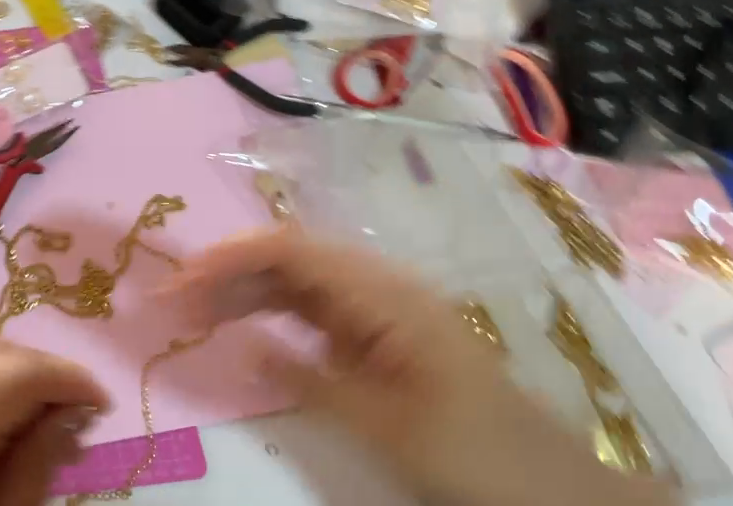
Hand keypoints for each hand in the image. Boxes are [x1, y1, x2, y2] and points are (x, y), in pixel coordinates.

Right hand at [167, 228, 676, 505]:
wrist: (560, 495)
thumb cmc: (478, 456)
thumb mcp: (390, 426)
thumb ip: (313, 379)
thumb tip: (246, 341)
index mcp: (383, 294)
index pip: (292, 251)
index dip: (232, 256)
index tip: (184, 279)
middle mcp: (377, 289)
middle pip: (287, 261)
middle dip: (227, 271)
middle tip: (172, 299)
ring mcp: (378, 314)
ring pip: (295, 284)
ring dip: (243, 291)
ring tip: (192, 310)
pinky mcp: (377, 340)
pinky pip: (312, 313)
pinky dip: (271, 315)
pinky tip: (242, 328)